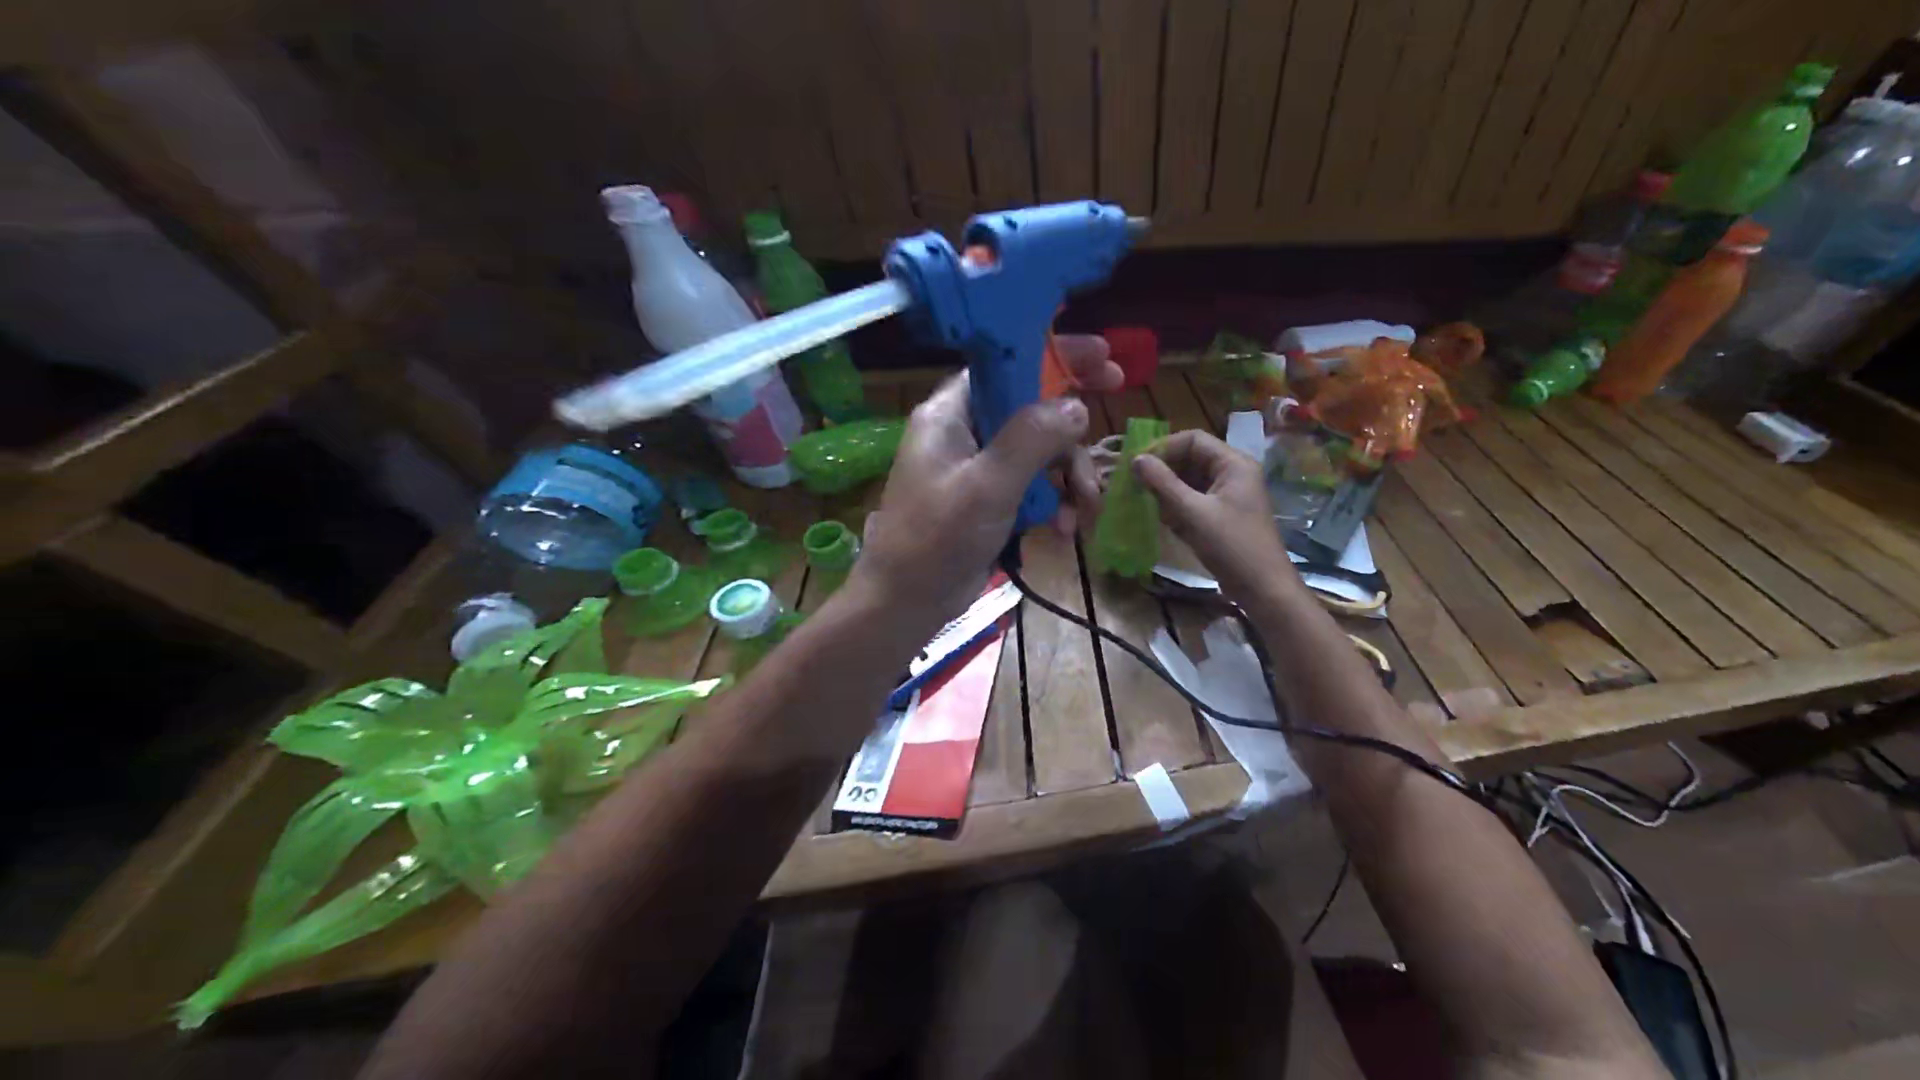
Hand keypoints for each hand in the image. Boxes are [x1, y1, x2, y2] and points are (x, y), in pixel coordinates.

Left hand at [854, 335, 1117, 625]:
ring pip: (1038, 451)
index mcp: (950, 414)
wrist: (906, 603)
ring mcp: (978, 468)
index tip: (1101, 357)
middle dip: (1070, 429)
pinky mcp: (989, 500)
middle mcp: (964, 432)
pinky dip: (1053, 502)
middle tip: (1114, 414)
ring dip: (1068, 475)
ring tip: (1085, 507)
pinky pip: (1032, 486)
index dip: (1054, 356)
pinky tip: (1065, 529)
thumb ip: (1031, 439)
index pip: (1005, 363)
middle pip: (1030, 407)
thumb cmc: (935, 540)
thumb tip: (1075, 406)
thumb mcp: (987, 485)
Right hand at [1131, 430, 1296, 599]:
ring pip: (1190, 479)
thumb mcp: (1192, 513)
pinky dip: (1175, 503)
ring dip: (1166, 487)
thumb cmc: (1231, 546)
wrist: (1263, 588)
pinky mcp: (1223, 514)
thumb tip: (1136, 459)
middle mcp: (1233, 473)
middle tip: (1135, 482)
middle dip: (1163, 468)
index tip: (1136, 464)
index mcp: (1234, 464)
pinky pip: (1194, 498)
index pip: (1193, 439)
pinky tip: (1160, 516)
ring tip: (1142, 499)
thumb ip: (1163, 483)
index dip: (1163, 447)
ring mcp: (1229, 494)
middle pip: (1191, 457)